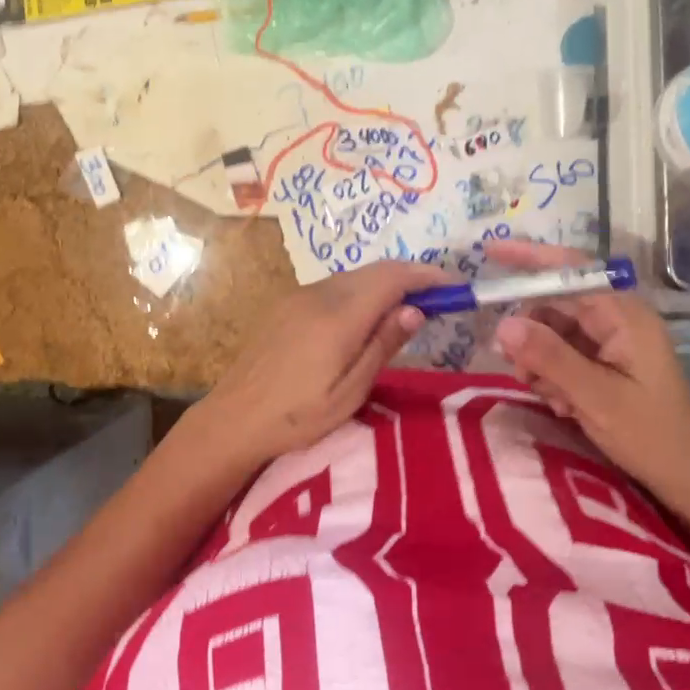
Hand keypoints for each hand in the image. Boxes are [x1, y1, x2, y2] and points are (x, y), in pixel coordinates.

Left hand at [188, 261, 453, 471]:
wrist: (233, 418)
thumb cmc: (297, 416)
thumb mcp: (350, 391)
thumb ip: (383, 345)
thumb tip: (415, 308)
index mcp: (338, 316)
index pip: (392, 277)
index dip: (427, 275)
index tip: (456, 286)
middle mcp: (318, 294)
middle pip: (373, 271)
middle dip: (410, 277)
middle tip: (440, 298)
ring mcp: (298, 296)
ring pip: (353, 276)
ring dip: (384, 283)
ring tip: (409, 308)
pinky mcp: (286, 305)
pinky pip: (333, 287)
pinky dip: (360, 291)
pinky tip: (367, 315)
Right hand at [484, 240, 689, 509]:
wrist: (686, 481)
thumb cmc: (651, 436)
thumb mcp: (596, 397)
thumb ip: (549, 357)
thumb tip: (503, 324)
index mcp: (624, 315)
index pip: (571, 270)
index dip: (529, 258)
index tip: (488, 252)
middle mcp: (617, 319)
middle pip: (554, 303)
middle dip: (529, 332)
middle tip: (517, 368)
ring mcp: (610, 341)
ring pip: (551, 331)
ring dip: (538, 360)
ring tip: (550, 396)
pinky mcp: (603, 363)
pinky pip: (560, 354)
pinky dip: (549, 374)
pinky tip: (560, 403)